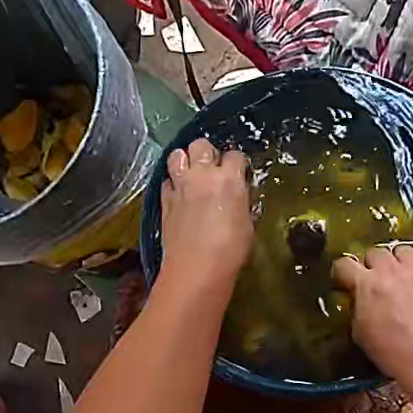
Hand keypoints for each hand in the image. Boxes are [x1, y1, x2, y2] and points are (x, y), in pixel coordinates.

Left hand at [158, 139, 251, 291]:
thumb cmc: (230, 250)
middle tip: (212, 168)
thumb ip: (241, 203)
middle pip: (201, 144)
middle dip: (207, 153)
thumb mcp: (247, 224)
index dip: (237, 164)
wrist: (196, 268)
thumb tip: (238, 198)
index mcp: (229, 178)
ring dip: (184, 160)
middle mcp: (202, 175)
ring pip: (176, 155)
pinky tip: (178, 194)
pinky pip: (166, 181)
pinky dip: (172, 184)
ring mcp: (180, 186)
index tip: (238, 174)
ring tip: (190, 173)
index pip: (235, 155)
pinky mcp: (164, 201)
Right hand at [333, 244, 412, 392]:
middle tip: (376, 280)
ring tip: (404, 277)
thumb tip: (359, 303)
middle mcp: (393, 272)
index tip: (346, 277)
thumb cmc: (399, 354)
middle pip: (376, 252)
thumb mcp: (361, 335)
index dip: (343, 271)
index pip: (345, 264)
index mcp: (366, 285)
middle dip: (373, 265)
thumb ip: (357, 309)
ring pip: (405, 249)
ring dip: (401, 261)